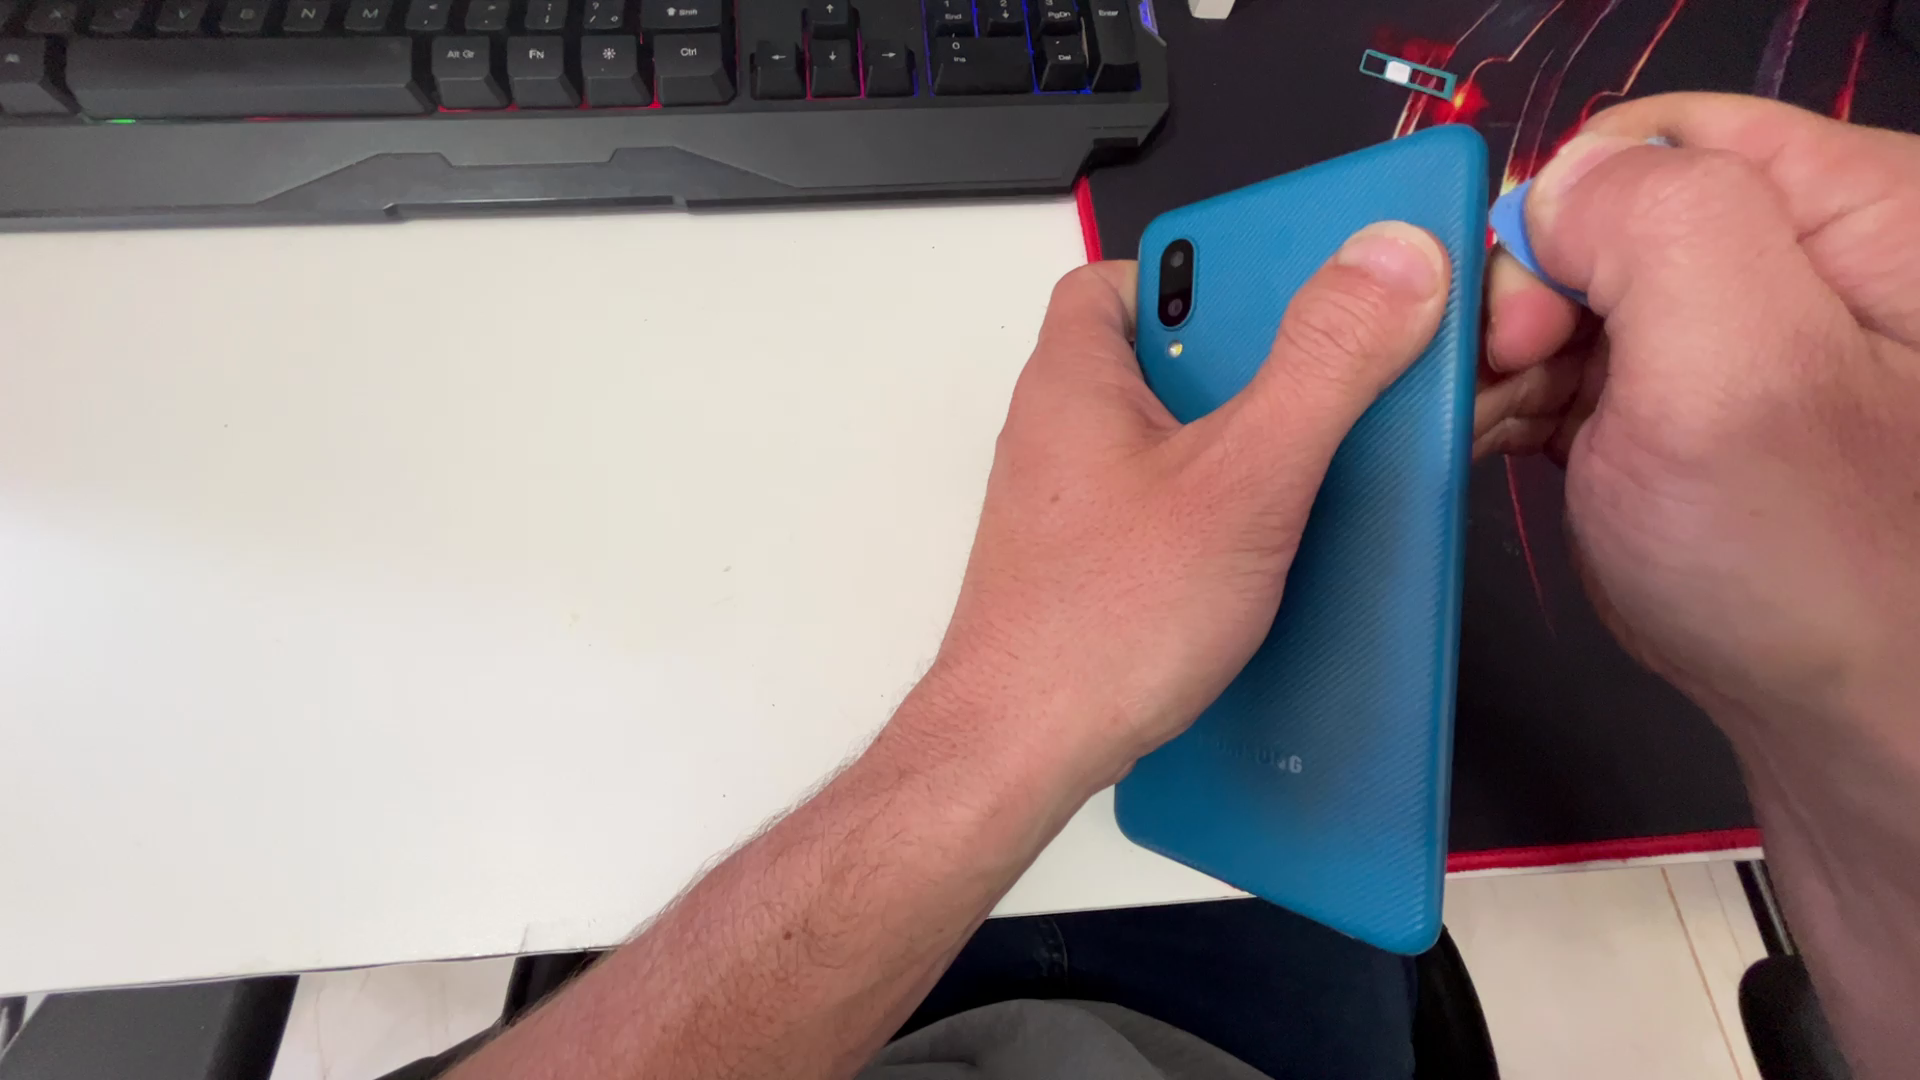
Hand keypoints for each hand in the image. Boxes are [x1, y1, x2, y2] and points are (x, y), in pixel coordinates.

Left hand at [913, 223, 1450, 796]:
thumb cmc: (1099, 621)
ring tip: (1308, 473)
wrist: (1022, 742)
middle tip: (1318, 394)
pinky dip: (1213, 503)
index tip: (1274, 292)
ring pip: (1169, 433)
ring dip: (1240, 442)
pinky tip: (1263, 542)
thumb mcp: (1240, 480)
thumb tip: (1387, 261)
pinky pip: (1160, 497)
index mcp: (1075, 376)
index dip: (1199, 269)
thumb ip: (1319, 365)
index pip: (1122, 274)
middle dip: (1249, 367)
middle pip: (1161, 352)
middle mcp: (1059, 427)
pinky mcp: (1087, 551)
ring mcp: (1070, 494)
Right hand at [1474, 93, 1919, 724]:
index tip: (1531, 326)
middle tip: (1512, 383)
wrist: (1830, 695)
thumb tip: (1559, 183)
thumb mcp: (1736, 379)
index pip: (1657, 140)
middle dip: (1520, 302)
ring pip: (1550, 298)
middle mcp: (1775, 266)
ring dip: (1499, 361)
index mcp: (1850, 216)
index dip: (1565, 217)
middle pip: (1590, 223)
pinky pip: (1547, 363)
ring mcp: (1705, 340)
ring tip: (1495, 426)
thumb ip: (1660, 236)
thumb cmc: (1807, 559)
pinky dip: (1502, 398)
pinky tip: (1496, 438)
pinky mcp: (1647, 402)